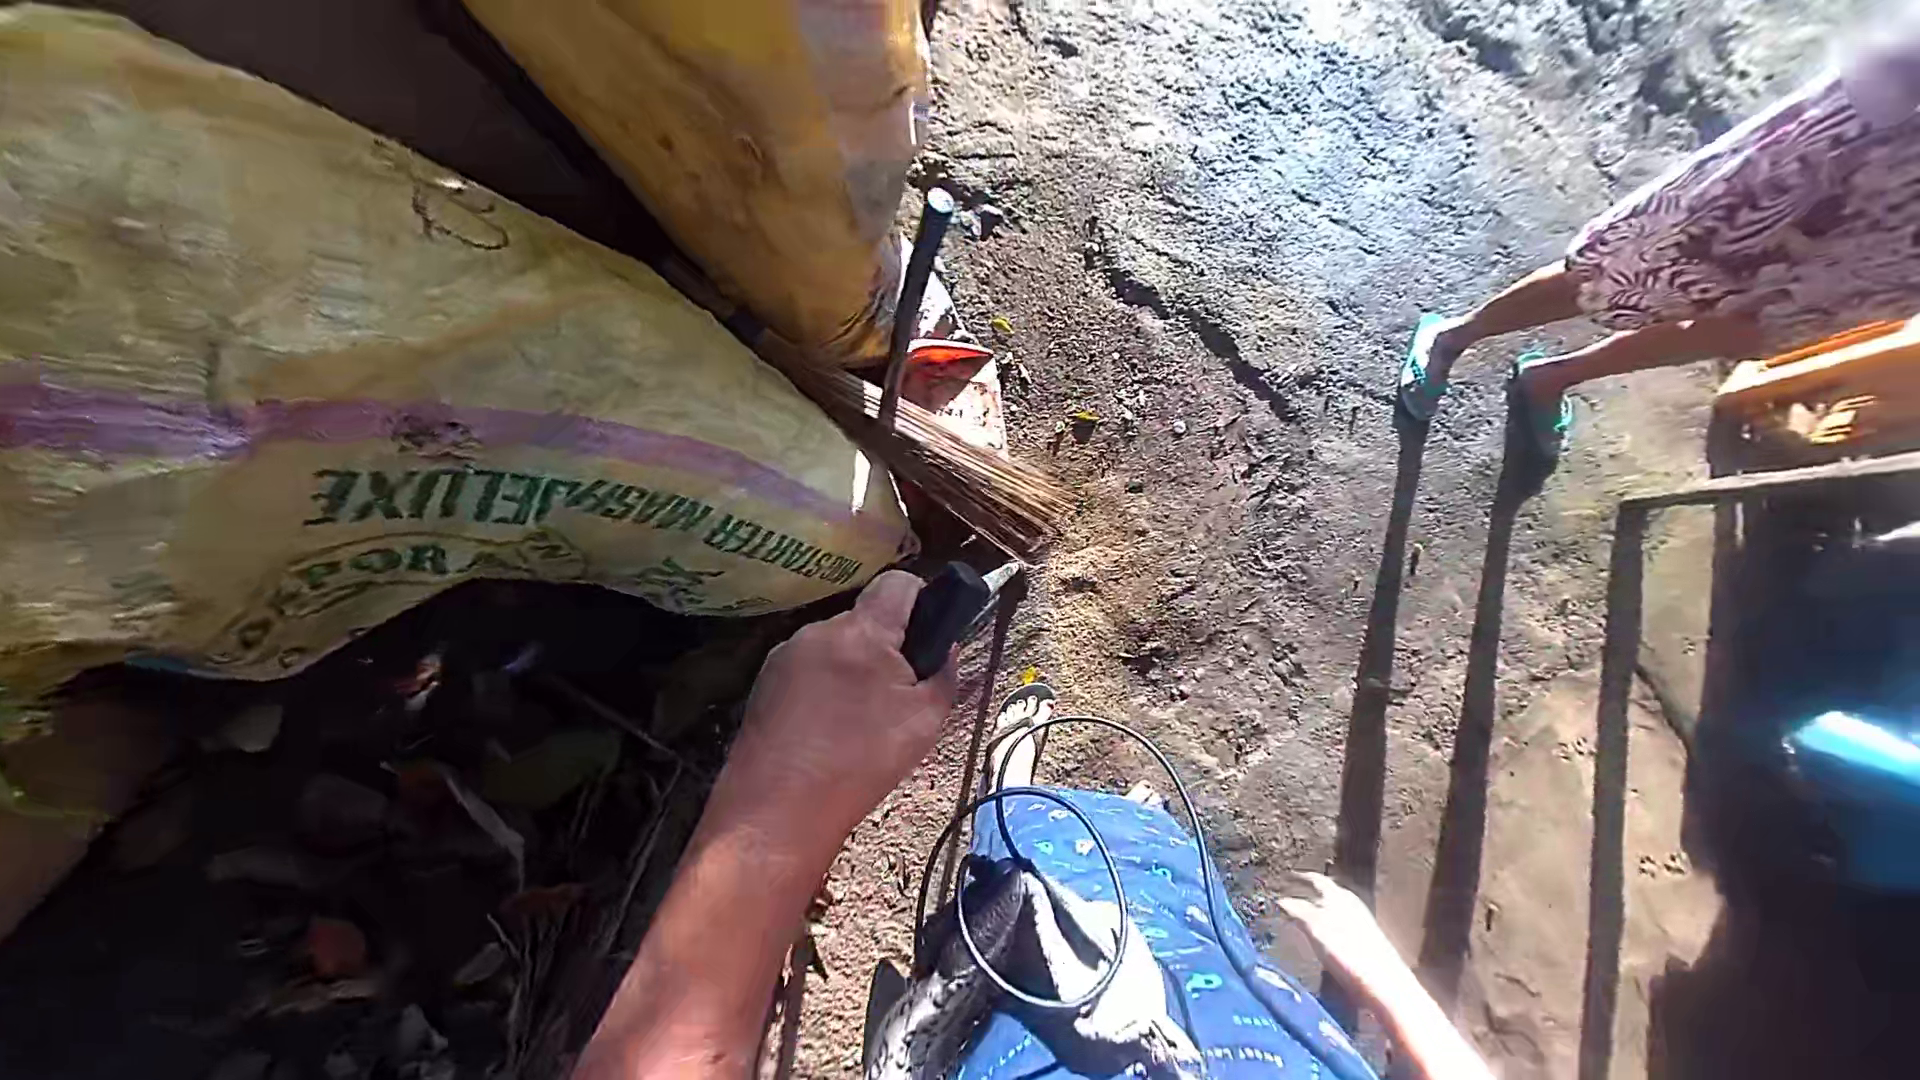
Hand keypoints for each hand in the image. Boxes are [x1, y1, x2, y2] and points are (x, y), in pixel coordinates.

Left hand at [711, 571, 957, 853]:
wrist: (777, 812)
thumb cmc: (860, 764)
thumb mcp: (926, 722)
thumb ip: (944, 674)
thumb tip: (945, 648)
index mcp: (861, 634)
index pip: (897, 582)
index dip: (921, 596)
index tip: (925, 632)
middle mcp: (819, 631)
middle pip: (866, 618)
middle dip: (887, 644)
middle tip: (897, 692)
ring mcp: (785, 654)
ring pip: (837, 644)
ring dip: (855, 664)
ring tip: (859, 717)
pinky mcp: (765, 679)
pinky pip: (810, 665)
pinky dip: (826, 682)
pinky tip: (826, 725)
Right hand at [1277, 872, 1403, 999]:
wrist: (1388, 989)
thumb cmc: (1348, 951)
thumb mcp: (1313, 927)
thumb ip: (1295, 910)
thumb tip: (1279, 900)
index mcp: (1339, 896)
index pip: (1315, 879)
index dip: (1298, 877)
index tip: (1284, 877)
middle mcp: (1352, 905)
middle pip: (1326, 893)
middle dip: (1307, 893)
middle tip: (1290, 896)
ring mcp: (1362, 926)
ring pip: (1334, 911)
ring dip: (1317, 911)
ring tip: (1301, 918)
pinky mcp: (1369, 946)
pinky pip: (1341, 927)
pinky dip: (1327, 927)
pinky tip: (1322, 940)